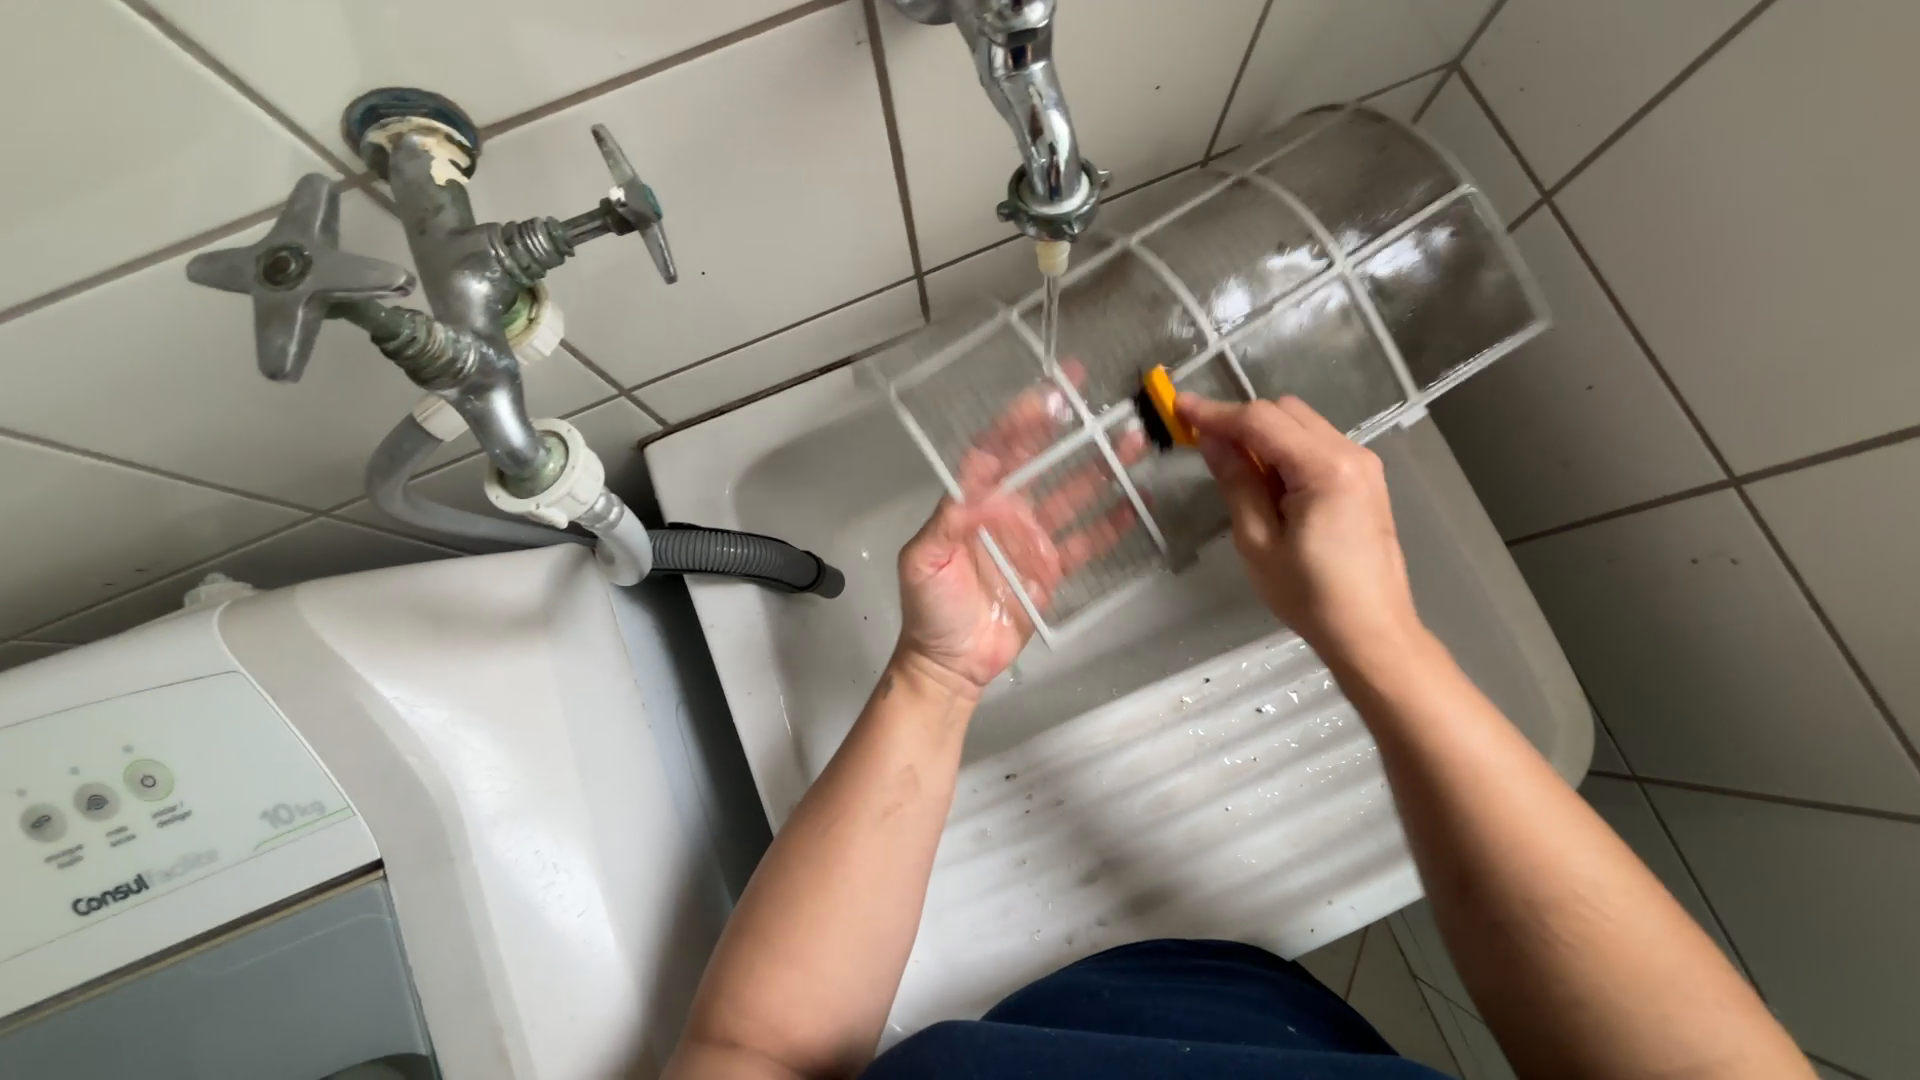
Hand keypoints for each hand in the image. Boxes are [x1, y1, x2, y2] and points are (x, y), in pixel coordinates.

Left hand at [896, 366, 1143, 692]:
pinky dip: (1112, 523)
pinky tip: (1137, 502)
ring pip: (1072, 494)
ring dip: (1101, 469)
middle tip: (1098, 403)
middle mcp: (1006, 511)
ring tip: (1133, 442)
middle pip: (1040, 463)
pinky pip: (1087, 540)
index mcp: (972, 503)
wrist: (951, 661)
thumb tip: (980, 491)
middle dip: (1067, 433)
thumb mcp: (923, 561)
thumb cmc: (930, 608)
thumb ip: (946, 524)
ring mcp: (1032, 539)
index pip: (997, 452)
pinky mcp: (1053, 568)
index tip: (1049, 396)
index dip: (1020, 423)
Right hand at [1175, 394, 1420, 659]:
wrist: (1370, 631)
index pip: (1261, 421)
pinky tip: (1266, 478)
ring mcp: (1363, 465)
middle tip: (1201, 442)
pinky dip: (1285, 448)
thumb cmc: (1309, 594)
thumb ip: (1236, 482)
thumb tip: (1212, 441)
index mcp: (1325, 468)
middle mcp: (1350, 453)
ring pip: (1302, 424)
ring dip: (1262, 433)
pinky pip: (1316, 444)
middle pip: (1285, 412)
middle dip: (1240, 420)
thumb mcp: (1257, 541)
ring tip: (1231, 464)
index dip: (1216, 413)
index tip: (1178, 407)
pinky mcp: (1364, 480)